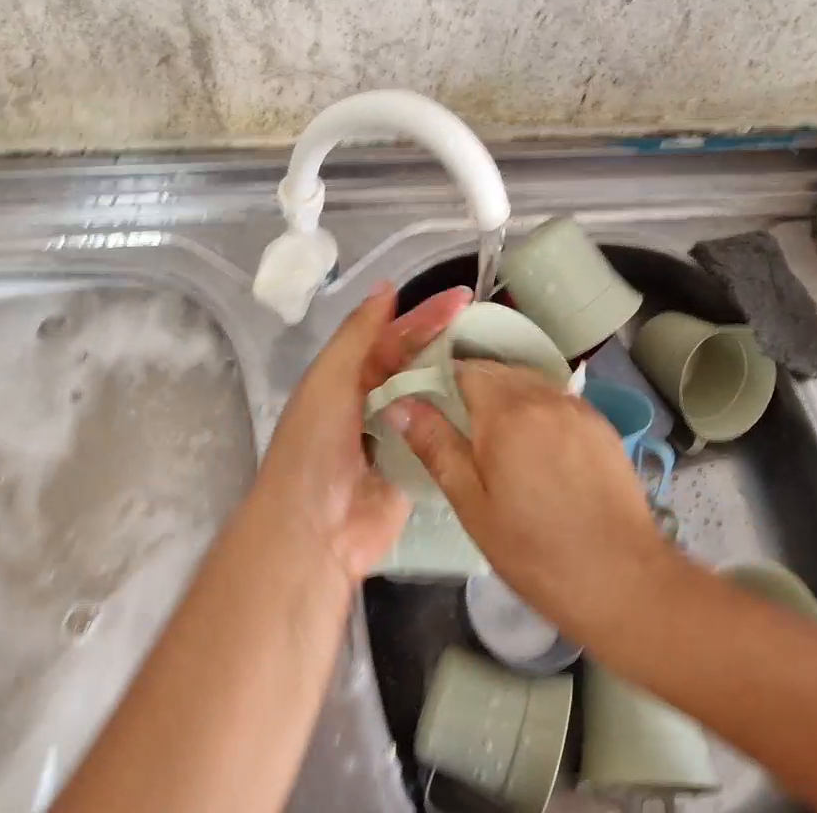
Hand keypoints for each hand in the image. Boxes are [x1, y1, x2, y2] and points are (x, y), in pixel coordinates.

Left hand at [256, 284, 471, 583]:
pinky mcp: (418, 466)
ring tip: (502, 359)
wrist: (315, 528)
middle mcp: (373, 401)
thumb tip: (387, 287)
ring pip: (432, 397)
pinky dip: (462, 420)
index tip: (464, 298)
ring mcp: (397, 435)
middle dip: (447, 342)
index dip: (425, 315)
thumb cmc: (315, 445)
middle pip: (416, 363)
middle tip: (490, 324)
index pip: (392, 336)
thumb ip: (358, 333)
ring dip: (460, 380)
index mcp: (347, 377)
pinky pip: (442, 436)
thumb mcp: (330, 377)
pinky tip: (495, 405)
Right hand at [385, 360, 674, 638]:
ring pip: (528, 383)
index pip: (463, 369)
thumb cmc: (534, 550)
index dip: (437, 381)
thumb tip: (400, 404)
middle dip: (470, 390)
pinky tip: (532, 449)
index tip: (424, 409)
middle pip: (497, 372)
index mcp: (507, 411)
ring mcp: (579, 408)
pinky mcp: (601, 426)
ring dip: (504, 398)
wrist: (622, 579)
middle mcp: (545, 396)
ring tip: (491, 441)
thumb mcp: (472, 503)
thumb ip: (436, 446)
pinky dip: (536, 411)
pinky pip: (556, 401)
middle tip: (453, 429)